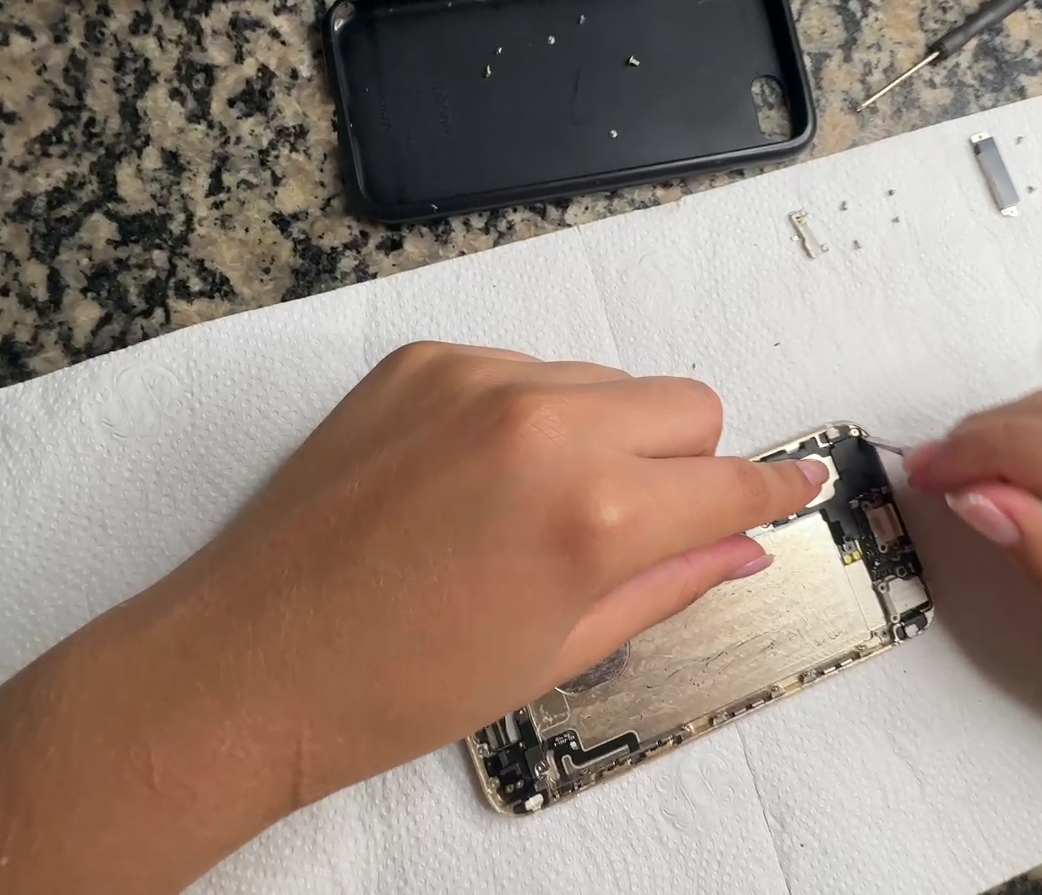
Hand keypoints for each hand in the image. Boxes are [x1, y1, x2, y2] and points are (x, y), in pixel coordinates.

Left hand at [0, 342, 824, 894]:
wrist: (242, 662)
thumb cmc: (409, 684)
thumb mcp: (561, 650)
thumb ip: (672, 582)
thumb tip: (747, 546)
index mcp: (594, 515)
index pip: (732, 482)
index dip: (775, 489)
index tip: (799, 482)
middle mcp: (548, 422)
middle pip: (688, 402)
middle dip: (687, 459)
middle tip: (637, 514)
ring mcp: (480, 375)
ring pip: (608, 379)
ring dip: (606, 432)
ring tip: (538, 497)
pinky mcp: (426, 357)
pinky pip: (527, 367)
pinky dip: (531, 412)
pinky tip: (476, 469)